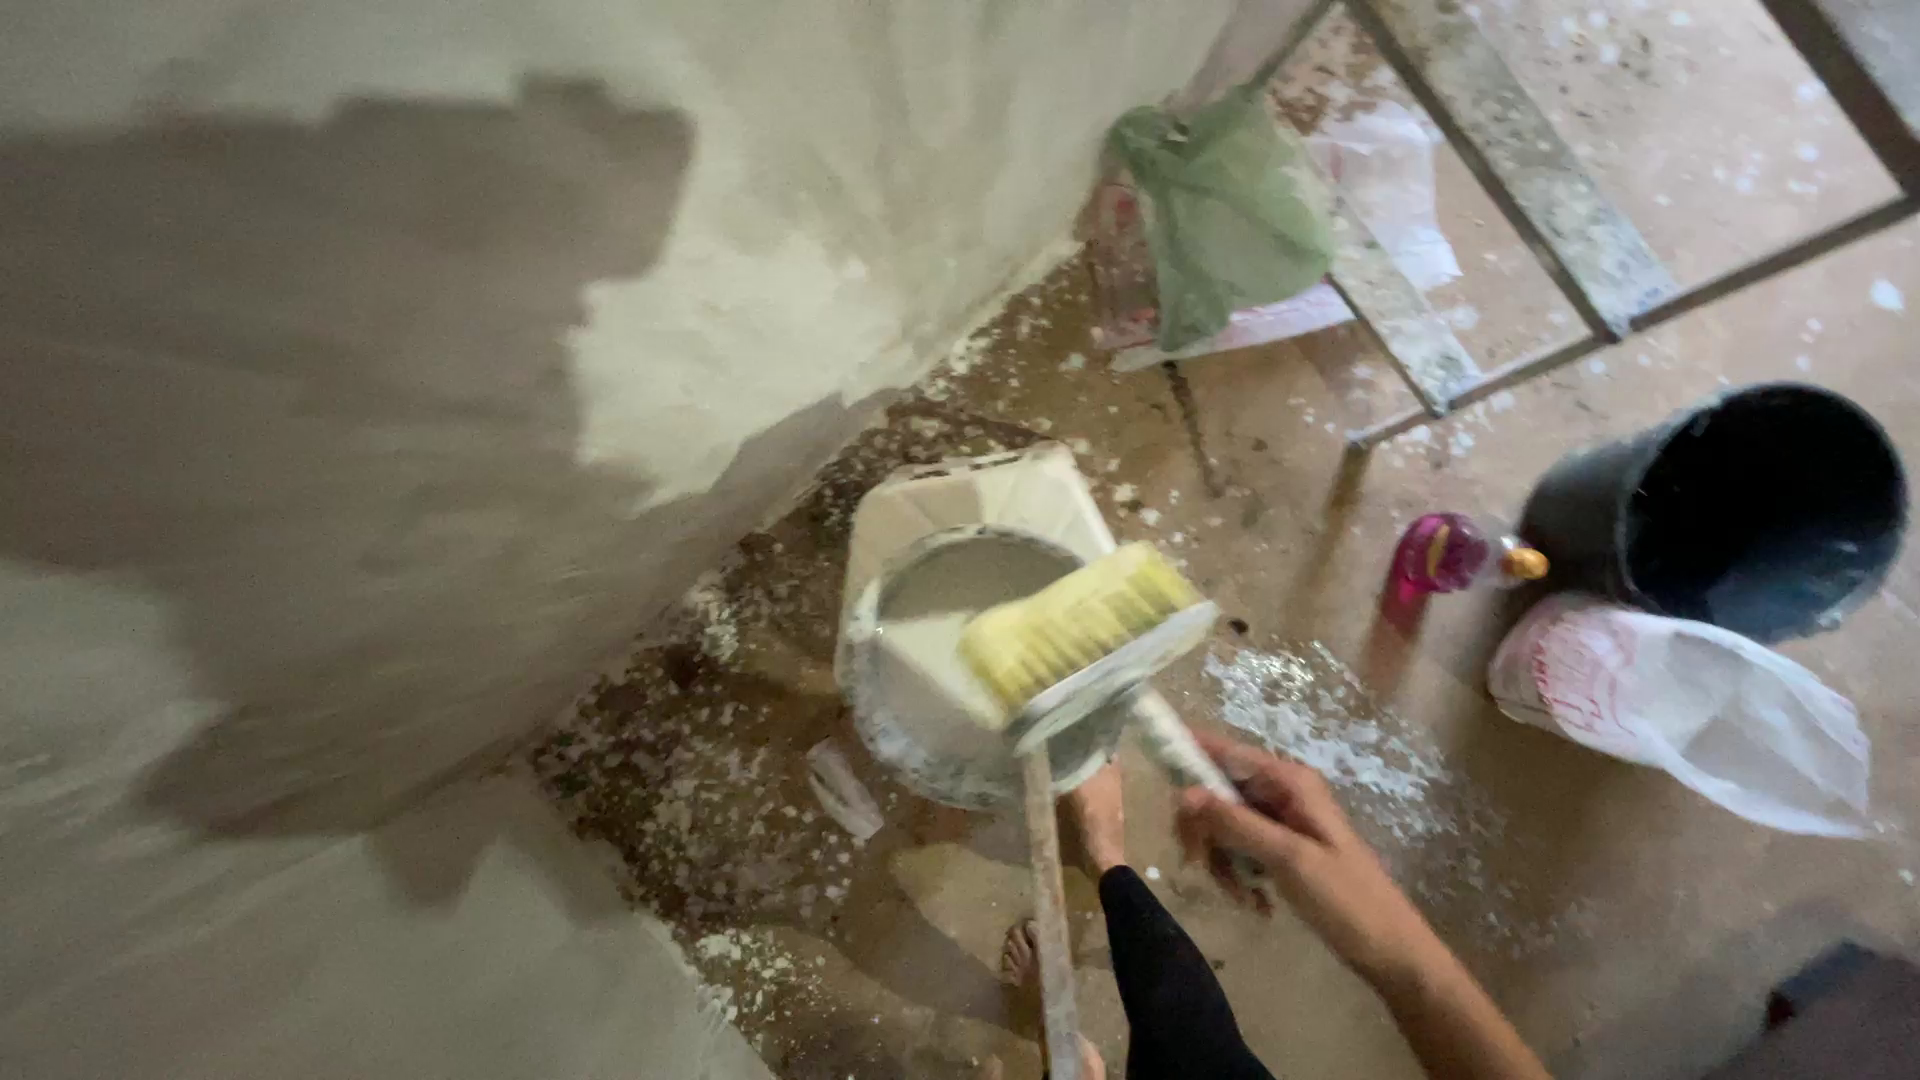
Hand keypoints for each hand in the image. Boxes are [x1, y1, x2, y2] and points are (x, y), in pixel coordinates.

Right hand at [1175, 729, 1446, 988]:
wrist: (1392, 954)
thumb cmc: (1347, 900)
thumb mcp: (1288, 858)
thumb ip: (1234, 823)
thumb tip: (1182, 792)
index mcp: (1288, 780)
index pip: (1225, 751)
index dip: (1187, 751)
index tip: (1152, 759)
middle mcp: (1279, 790)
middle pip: (1214, 791)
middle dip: (1203, 828)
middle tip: (1196, 863)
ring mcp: (1278, 819)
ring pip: (1220, 823)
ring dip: (1219, 858)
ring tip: (1239, 895)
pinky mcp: (1277, 846)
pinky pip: (1236, 847)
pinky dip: (1234, 872)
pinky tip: (1253, 902)